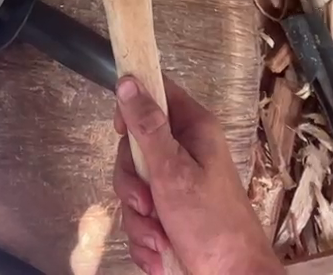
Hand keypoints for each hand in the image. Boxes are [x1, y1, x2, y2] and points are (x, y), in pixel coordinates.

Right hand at [111, 75, 281, 274]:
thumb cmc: (211, 224)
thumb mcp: (173, 171)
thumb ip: (147, 126)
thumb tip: (128, 81)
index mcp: (193, 128)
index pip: (156, 91)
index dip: (132, 103)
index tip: (121, 130)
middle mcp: (185, 150)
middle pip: (136, 144)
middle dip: (133, 181)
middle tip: (145, 202)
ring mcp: (178, 182)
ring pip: (135, 183)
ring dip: (138, 216)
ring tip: (157, 238)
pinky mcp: (171, 212)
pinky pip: (141, 213)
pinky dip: (145, 235)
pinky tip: (159, 252)